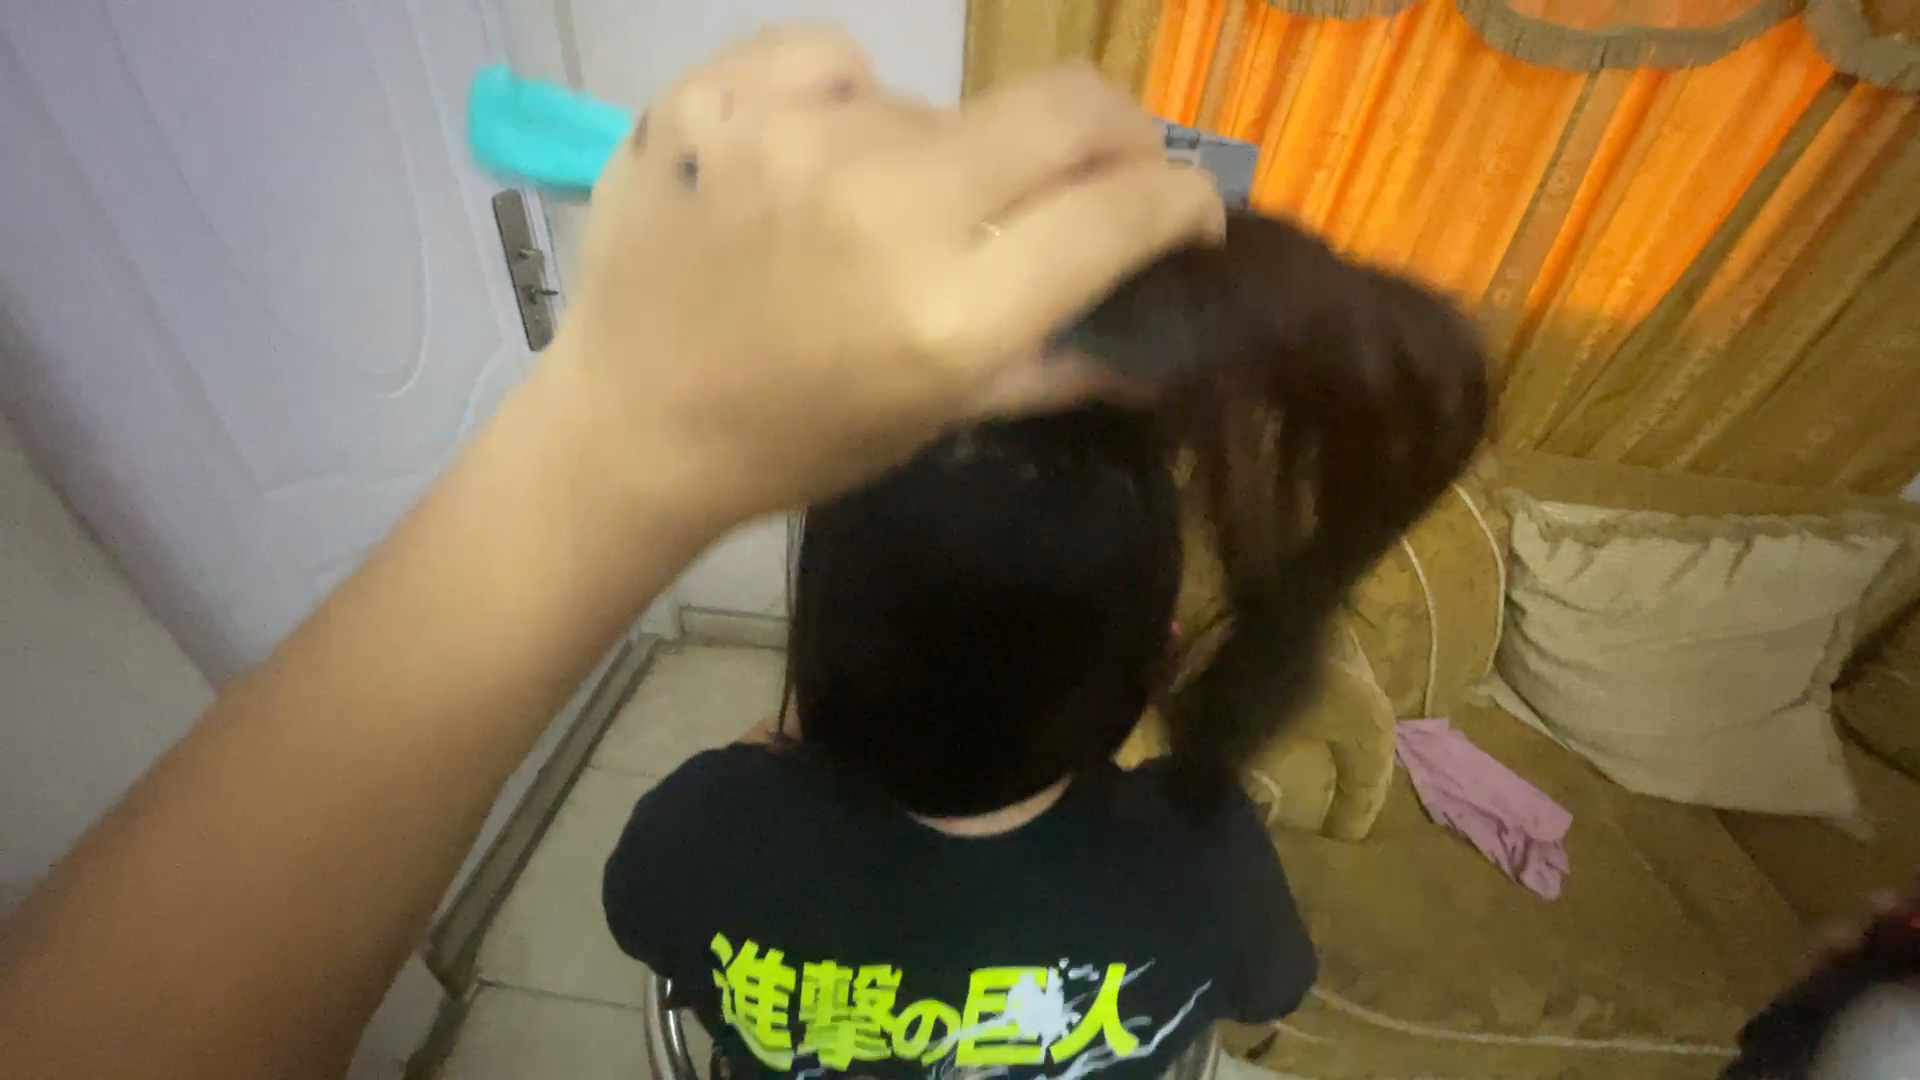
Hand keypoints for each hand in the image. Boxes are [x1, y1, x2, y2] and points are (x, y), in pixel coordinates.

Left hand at [550, 25, 1222, 524]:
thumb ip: (1050, 365)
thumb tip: (1149, 344)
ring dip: (953, 157)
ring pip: (942, 104)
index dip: (1181, 199)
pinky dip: (853, 109)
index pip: (1119, 213)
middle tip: (1109, 170)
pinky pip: (839, 65)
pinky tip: (816, 166)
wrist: (639, 424)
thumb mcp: (934, 419)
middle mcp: (890, 207)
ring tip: (891, 218)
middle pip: (1066, 108)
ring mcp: (797, 137)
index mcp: (951, 315)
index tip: (1187, 209)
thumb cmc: (799, 444)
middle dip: (1120, 135)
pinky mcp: (719, 92)